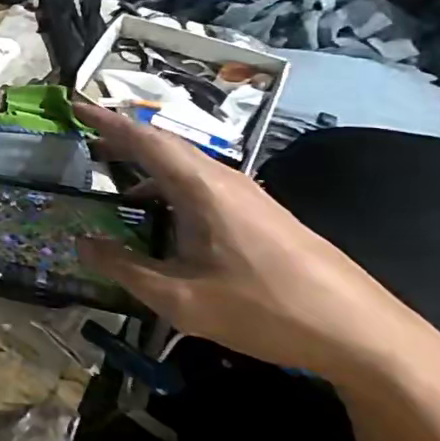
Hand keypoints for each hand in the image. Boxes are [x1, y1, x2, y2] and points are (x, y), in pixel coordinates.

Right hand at [73, 102, 439, 386]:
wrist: (364, 334)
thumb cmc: (265, 310)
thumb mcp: (182, 299)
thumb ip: (125, 269)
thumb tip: (82, 244)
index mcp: (201, 187)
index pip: (144, 139)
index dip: (106, 121)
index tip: (75, 107)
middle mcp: (224, 180)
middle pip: (164, 144)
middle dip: (122, 139)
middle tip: (86, 141)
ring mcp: (248, 196)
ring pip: (186, 166)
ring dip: (147, 166)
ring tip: (116, 182)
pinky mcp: (261, 214)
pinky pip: (203, 185)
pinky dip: (170, 187)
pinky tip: (164, 220)